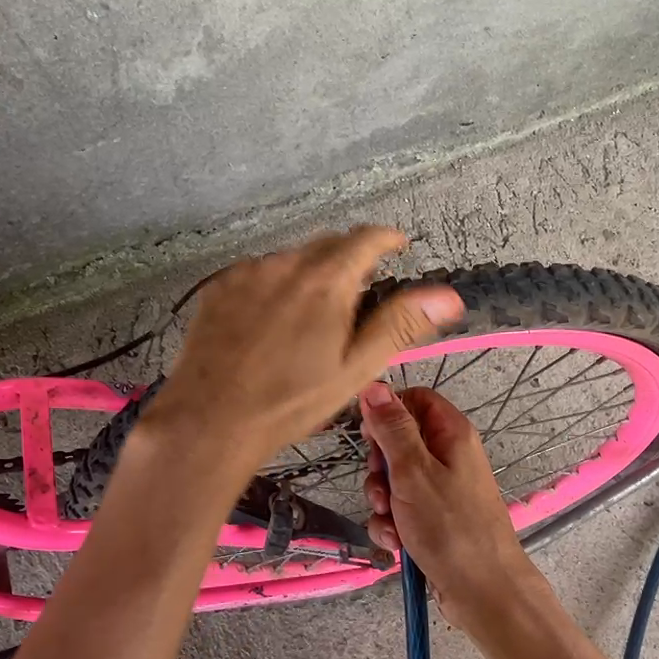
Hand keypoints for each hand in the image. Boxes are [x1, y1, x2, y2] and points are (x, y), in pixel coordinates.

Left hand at [140, 227, 464, 479]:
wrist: (209, 420)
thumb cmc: (291, 402)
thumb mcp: (355, 369)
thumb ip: (401, 324)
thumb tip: (449, 295)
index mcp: (326, 280)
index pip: (366, 237)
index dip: (387, 239)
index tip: (398, 247)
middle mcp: (286, 263)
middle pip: (328, 243)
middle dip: (350, 258)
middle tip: (358, 294)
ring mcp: (247, 272)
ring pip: (292, 258)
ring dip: (311, 272)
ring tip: (312, 316)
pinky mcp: (219, 287)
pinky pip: (259, 272)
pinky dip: (276, 284)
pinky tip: (271, 323)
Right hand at [360, 383, 545, 631]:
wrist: (483, 592)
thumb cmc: (451, 526)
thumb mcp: (413, 471)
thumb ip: (392, 428)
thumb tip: (375, 385)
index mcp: (451, 433)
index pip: (414, 399)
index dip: (388, 413)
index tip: (371, 436)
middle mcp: (448, 455)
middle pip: (398, 441)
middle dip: (380, 466)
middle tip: (383, 486)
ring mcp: (441, 489)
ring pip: (394, 478)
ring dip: (382, 500)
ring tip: (391, 520)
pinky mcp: (433, 518)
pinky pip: (400, 509)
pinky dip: (392, 523)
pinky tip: (396, 541)